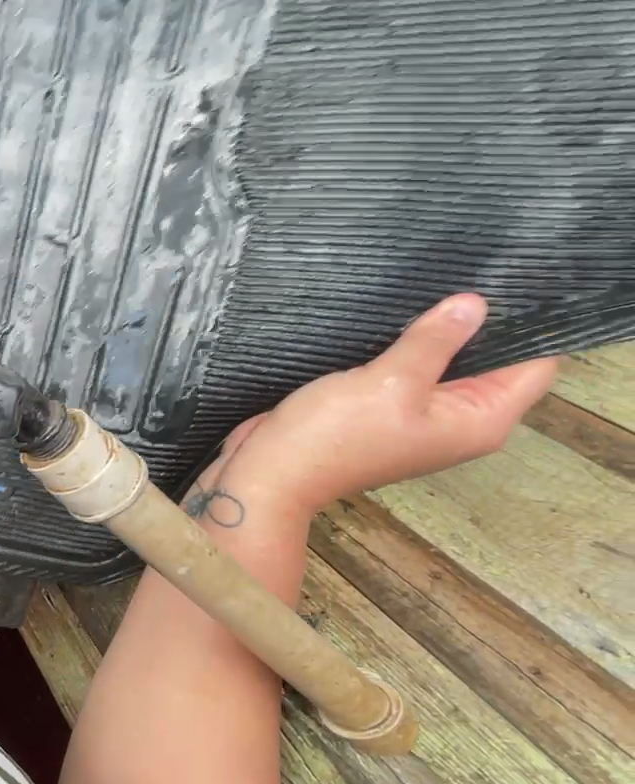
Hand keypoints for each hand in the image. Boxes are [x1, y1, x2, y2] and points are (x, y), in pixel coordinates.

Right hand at [204, 293, 559, 520]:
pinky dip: (393, 360)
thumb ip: (434, 340)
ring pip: (438, 370)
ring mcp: (412, 422)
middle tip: (449, 288)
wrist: (265, 478)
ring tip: (411, 308)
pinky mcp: (374, 419)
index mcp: (478, 421)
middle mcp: (455, 423)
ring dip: (425, 344)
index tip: (494, 289)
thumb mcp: (387, 380)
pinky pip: (400, 381)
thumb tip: (473, 304)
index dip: (519, 326)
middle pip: (486, 365)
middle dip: (468, 331)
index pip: (533, 364)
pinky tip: (378, 338)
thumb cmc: (329, 437)